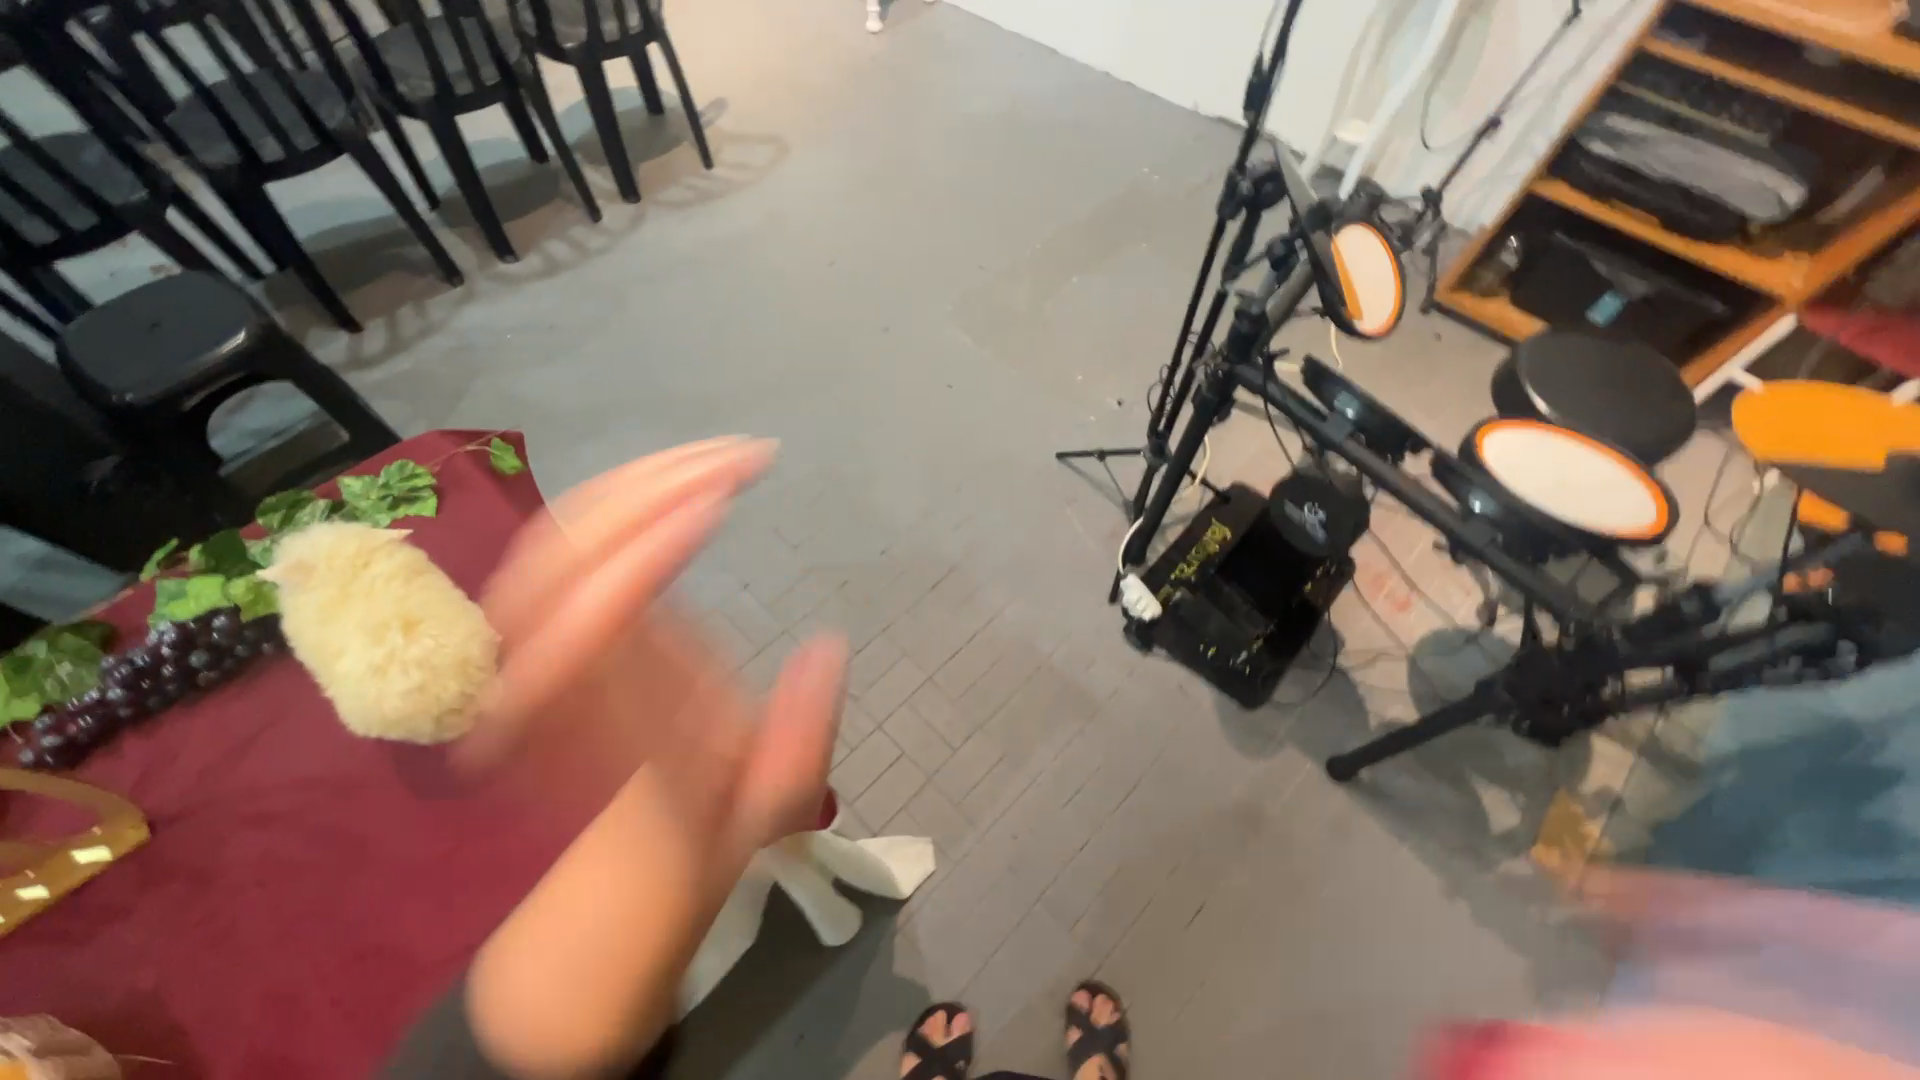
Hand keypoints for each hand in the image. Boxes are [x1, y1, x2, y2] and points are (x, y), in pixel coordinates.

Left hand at [466, 436, 847, 862]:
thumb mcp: (771, 809)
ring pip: (561, 534)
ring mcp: (533, 648)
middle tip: (744, 458)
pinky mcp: (545, 624)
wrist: (624, 857)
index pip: (593, 624)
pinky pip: (566, 537)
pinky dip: (625, 493)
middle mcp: (545, 682)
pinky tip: (683, 476)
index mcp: (599, 732)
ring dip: (641, 479)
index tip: (722, 502)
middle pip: (567, 554)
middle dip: (656, 487)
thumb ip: (801, 740)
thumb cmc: (702, 833)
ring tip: (726, 456)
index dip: (646, 553)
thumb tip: (829, 646)